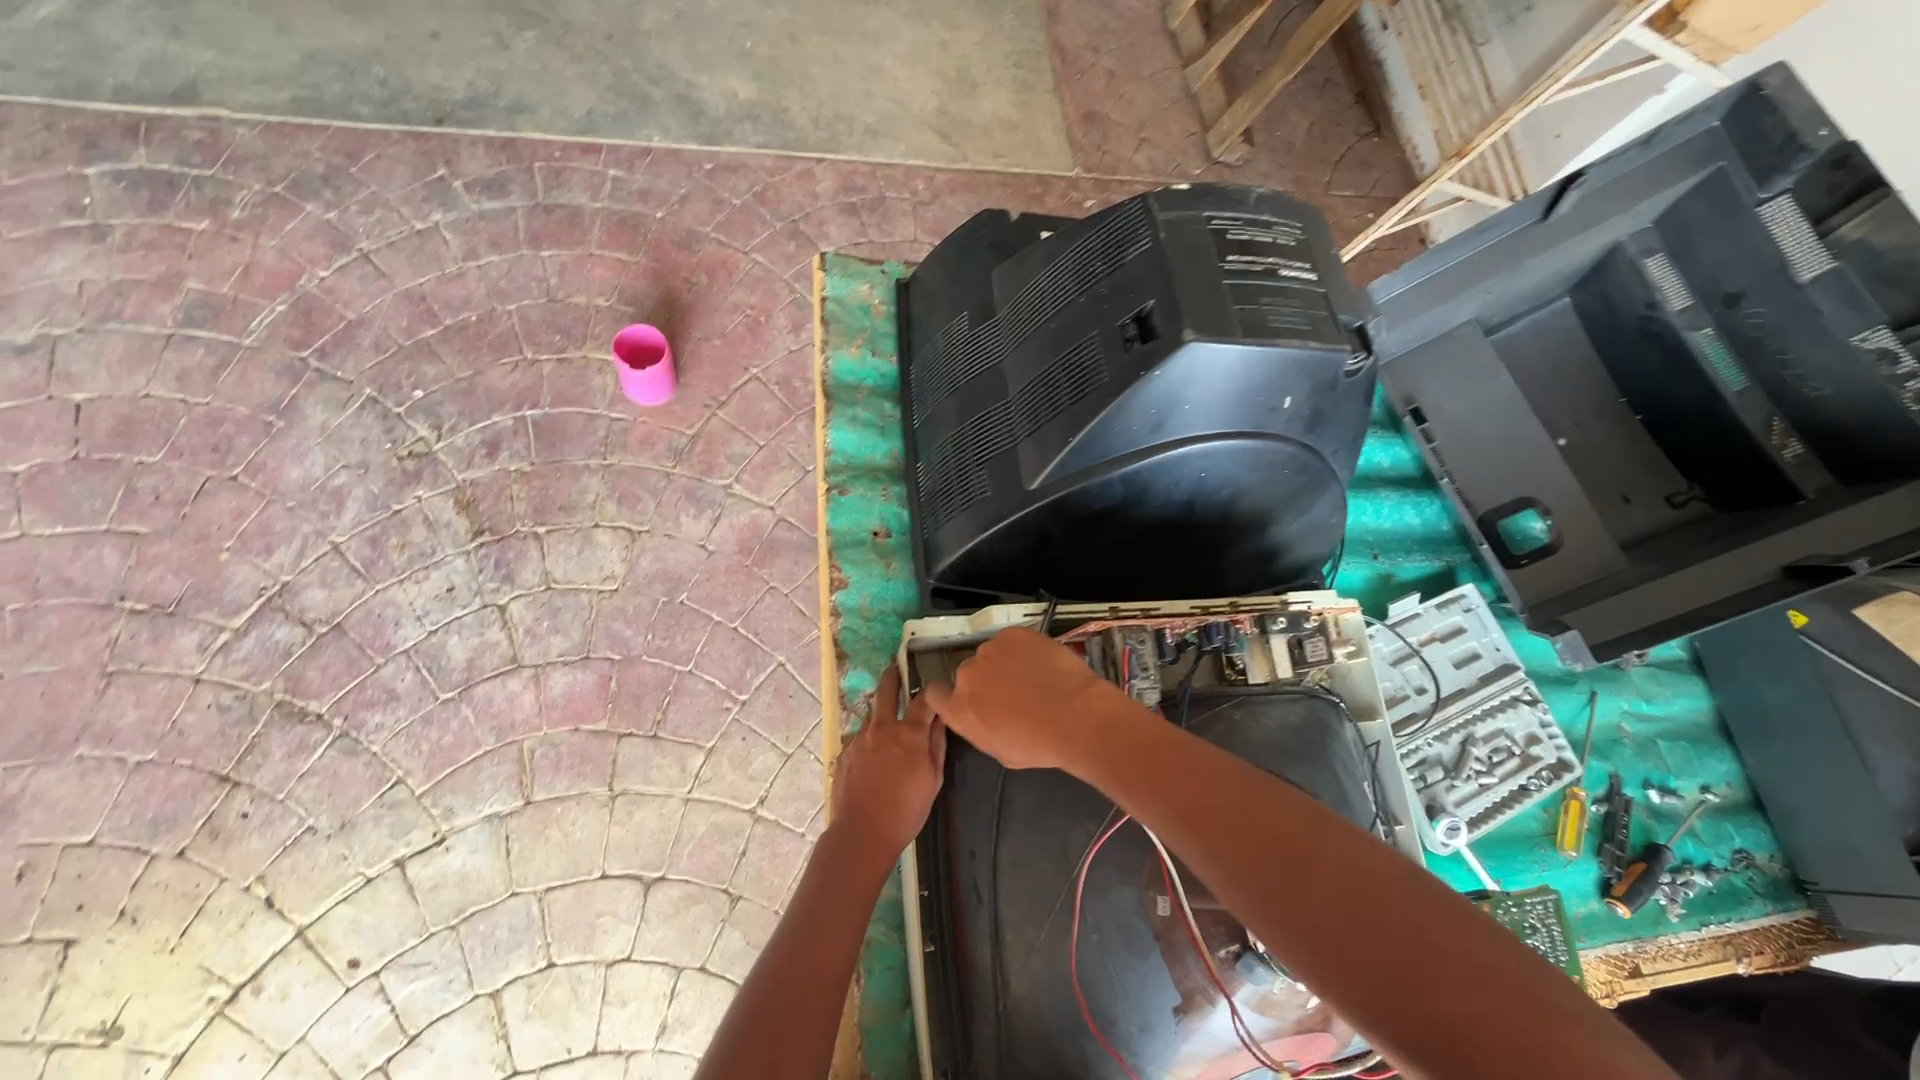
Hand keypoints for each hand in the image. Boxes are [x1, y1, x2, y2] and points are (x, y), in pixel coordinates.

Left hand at [828, 666, 946, 860]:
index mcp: (909, 734)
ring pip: (871, 716)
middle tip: (894, 668)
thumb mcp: (933, 780)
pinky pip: (859, 738)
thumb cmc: (906, 811)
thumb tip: (941, 722)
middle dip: (892, 677)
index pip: (924, 700)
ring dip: (880, 713)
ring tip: (886, 722)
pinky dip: (868, 740)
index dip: (932, 692)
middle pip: (886, 692)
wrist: (862, 832)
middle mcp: (882, 729)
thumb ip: (937, 746)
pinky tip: (872, 757)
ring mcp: (859, 740)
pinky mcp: (843, 754)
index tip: (936, 688)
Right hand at [919, 625, 1134, 769]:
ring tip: (1033, 676)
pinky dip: (1023, 649)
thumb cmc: (1038, 744)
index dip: (949, 694)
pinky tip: (1043, 661)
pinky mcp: (1012, 634)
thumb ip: (982, 729)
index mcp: (958, 709)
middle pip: (969, 673)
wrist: (1074, 716)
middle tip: (1013, 691)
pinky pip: (1012, 640)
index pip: (936, 694)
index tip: (967, 698)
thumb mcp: (1000, 751)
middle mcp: (966, 676)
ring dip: (1005, 663)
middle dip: (985, 680)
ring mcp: (989, 651)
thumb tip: (986, 718)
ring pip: (992, 654)